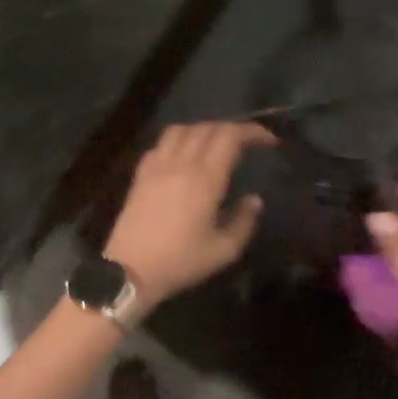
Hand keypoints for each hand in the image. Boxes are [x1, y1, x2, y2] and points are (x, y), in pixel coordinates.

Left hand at [103, 122, 275, 305]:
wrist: (130, 270)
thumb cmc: (180, 262)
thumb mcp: (223, 250)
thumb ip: (244, 221)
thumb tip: (254, 200)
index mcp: (204, 179)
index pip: (229, 136)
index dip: (252, 131)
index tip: (267, 140)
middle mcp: (179, 164)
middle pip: (206, 127)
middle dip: (230, 129)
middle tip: (244, 144)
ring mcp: (156, 167)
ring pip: (180, 130)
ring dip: (201, 130)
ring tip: (213, 145)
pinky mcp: (139, 176)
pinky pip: (159, 145)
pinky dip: (176, 142)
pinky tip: (182, 158)